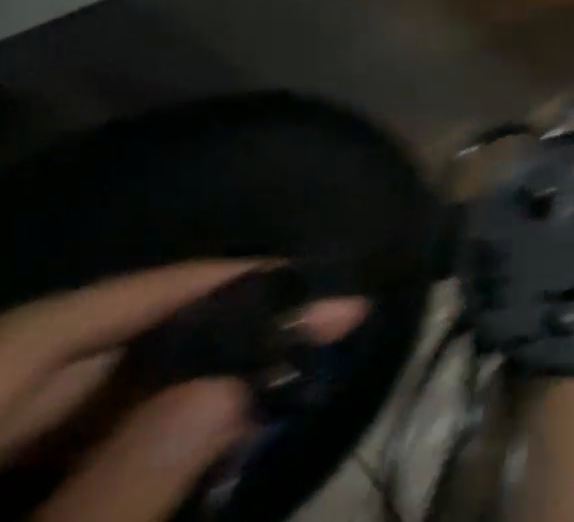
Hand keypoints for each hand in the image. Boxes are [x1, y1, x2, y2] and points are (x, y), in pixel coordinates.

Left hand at [0, 262, 365, 521]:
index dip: (176, 287)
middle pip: (73, 356)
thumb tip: (230, 384)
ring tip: (279, 373)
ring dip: (181, 381)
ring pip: (72, 398)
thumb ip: (118, 495)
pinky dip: (137, 428)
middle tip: (319, 324)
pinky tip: (202, 433)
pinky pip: (58, 444)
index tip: (295, 277)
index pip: (56, 328)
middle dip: (202, 334)